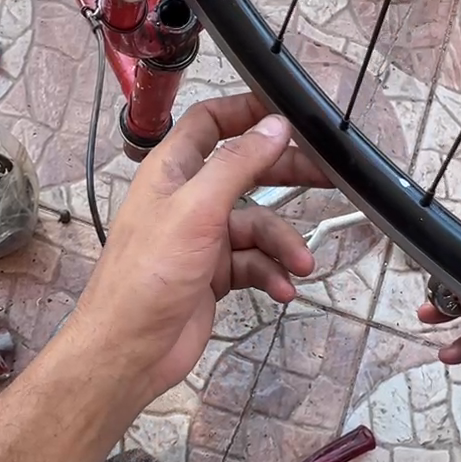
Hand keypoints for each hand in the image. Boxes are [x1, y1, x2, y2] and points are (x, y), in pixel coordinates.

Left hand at [68, 93, 329, 410]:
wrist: (130, 349)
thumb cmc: (150, 274)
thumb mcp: (197, 209)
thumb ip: (237, 164)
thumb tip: (274, 125)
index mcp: (172, 171)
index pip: (209, 123)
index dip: (246, 112)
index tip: (289, 113)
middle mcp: (187, 199)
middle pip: (245, 172)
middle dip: (286, 175)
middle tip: (329, 178)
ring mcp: (200, 238)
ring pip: (255, 226)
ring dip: (282, 245)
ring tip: (302, 265)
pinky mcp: (212, 274)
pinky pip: (252, 264)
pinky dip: (270, 274)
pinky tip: (282, 290)